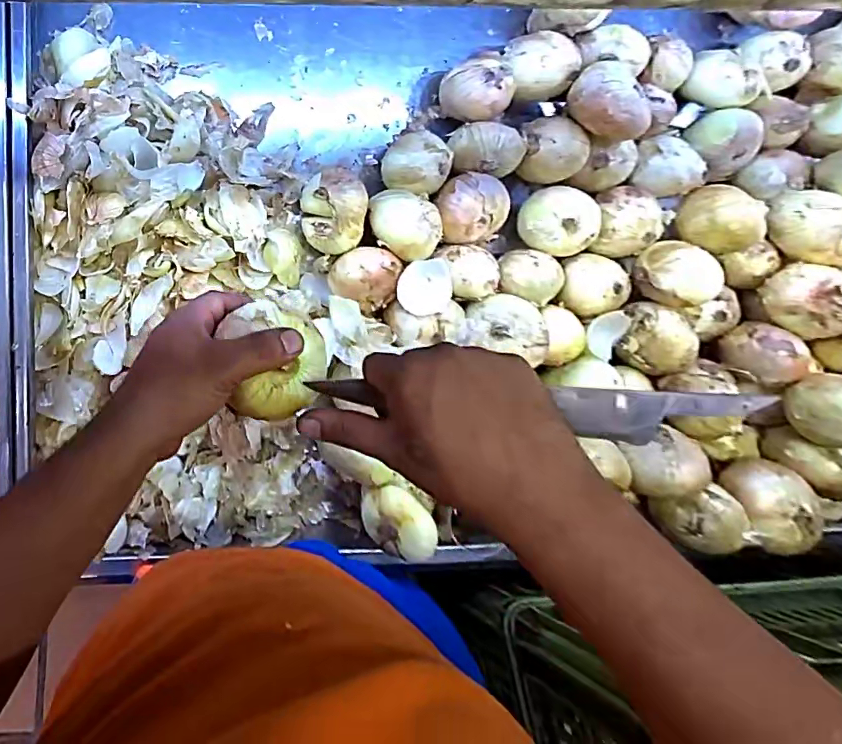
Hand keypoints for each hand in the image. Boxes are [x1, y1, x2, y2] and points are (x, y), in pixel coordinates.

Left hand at [95, 292, 302, 461]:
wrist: (137, 431)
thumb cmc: (179, 388)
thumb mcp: (225, 365)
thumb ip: (261, 349)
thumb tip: (295, 337)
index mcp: (187, 319)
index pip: (221, 299)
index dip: (247, 305)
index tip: (273, 318)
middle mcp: (177, 334)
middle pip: (218, 325)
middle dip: (246, 334)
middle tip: (273, 347)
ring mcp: (172, 360)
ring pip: (211, 351)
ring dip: (235, 359)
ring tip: (262, 371)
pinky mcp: (171, 385)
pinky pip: (203, 373)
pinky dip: (222, 378)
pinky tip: (238, 394)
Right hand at [296, 346, 609, 537]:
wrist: (538, 488)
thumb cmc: (456, 474)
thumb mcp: (395, 454)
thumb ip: (347, 428)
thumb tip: (303, 420)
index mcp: (404, 374)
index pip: (375, 369)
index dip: (383, 396)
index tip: (400, 422)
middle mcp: (438, 353)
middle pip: (413, 364)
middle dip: (416, 388)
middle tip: (434, 430)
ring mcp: (479, 355)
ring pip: (449, 364)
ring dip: (449, 385)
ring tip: (470, 427)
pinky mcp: (513, 362)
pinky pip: (486, 367)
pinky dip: (486, 386)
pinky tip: (498, 418)